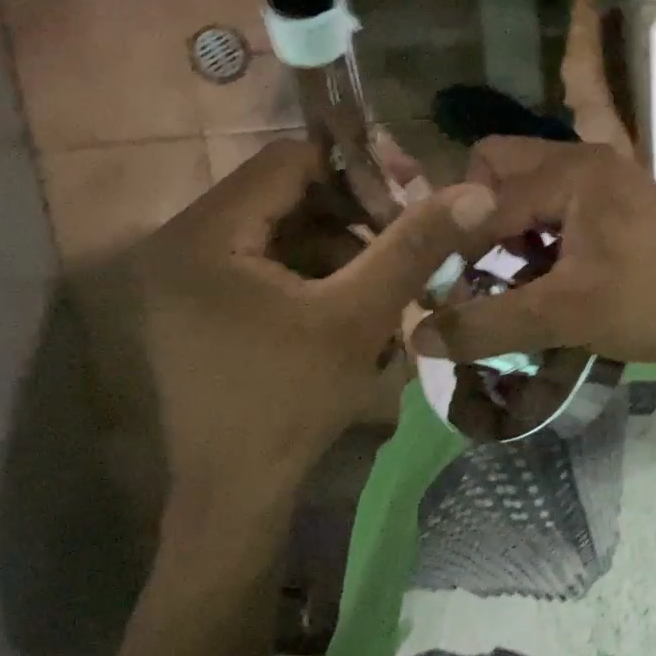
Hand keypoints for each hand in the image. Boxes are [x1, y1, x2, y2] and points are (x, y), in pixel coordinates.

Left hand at [132, 140, 494, 496]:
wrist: (235, 494)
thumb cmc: (291, 402)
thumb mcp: (358, 318)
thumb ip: (412, 247)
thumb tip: (476, 190)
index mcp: (202, 234)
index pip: (289, 161)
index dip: (356, 174)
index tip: (409, 204)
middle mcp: (179, 242)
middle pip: (282, 195)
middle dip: (350, 217)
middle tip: (402, 248)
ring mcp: (183, 277)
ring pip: (278, 231)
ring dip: (336, 249)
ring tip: (381, 290)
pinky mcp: (196, 306)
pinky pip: (262, 265)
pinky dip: (311, 276)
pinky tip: (348, 311)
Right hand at [411, 138, 655, 365]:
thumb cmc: (655, 303)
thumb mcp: (566, 317)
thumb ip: (488, 326)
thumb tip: (417, 338)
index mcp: (571, 172)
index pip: (483, 200)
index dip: (457, 250)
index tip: (447, 293)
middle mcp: (585, 157)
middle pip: (498, 166)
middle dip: (478, 216)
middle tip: (483, 267)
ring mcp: (606, 174)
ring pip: (527, 182)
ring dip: (508, 223)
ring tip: (517, 275)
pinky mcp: (618, 196)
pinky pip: (556, 197)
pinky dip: (539, 228)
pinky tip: (551, 273)